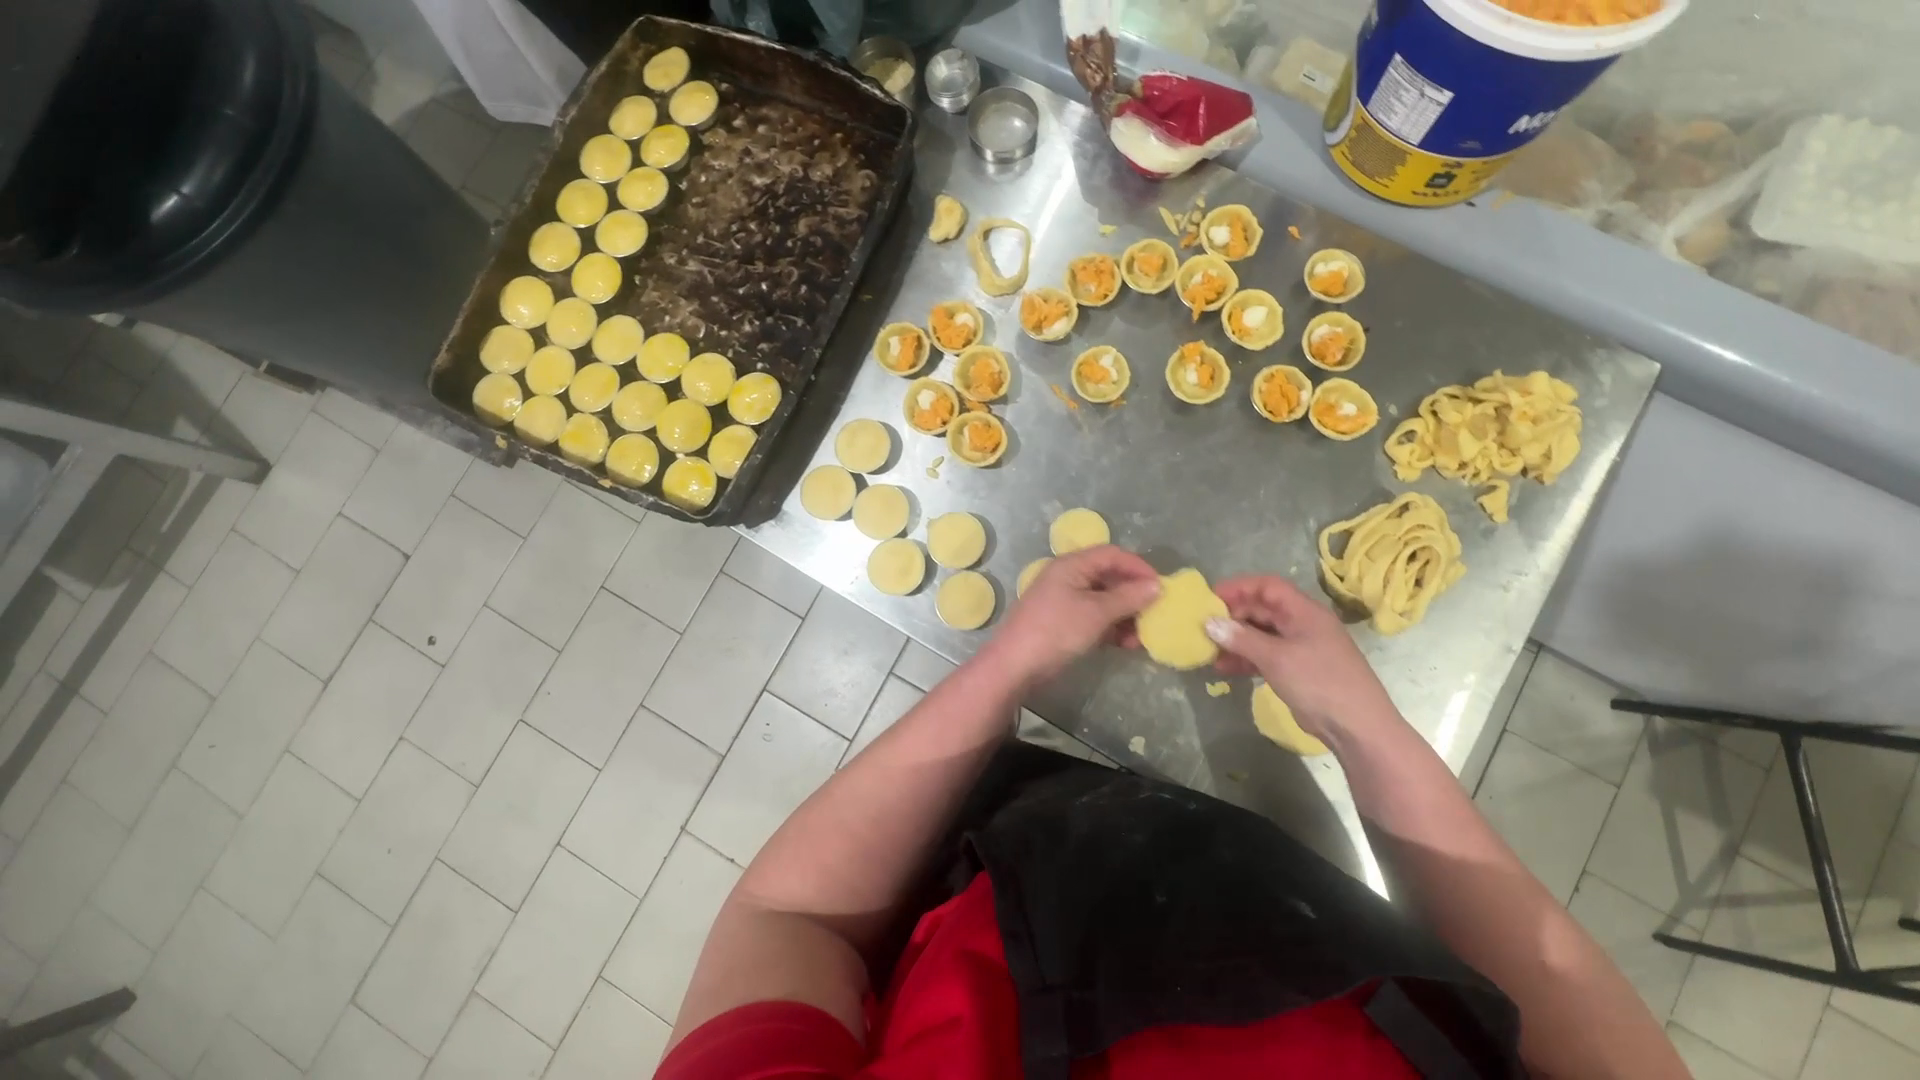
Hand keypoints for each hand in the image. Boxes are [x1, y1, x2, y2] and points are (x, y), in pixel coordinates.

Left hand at [986, 545, 1160, 685]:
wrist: (1014, 666)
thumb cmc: (1056, 631)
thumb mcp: (1096, 613)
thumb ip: (1127, 598)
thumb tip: (1156, 586)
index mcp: (1071, 565)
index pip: (1112, 555)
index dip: (1138, 567)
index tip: (1161, 587)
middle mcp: (1067, 578)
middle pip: (1108, 577)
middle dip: (1134, 595)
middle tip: (1155, 613)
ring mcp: (1063, 601)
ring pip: (1103, 601)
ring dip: (1125, 616)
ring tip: (1143, 636)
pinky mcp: (1062, 624)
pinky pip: (1094, 619)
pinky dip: (1111, 628)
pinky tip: (1127, 644)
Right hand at [1205, 575, 1400, 738]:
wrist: (1356, 726)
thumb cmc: (1319, 682)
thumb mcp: (1277, 658)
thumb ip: (1242, 639)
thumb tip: (1209, 622)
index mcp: (1304, 612)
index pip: (1267, 587)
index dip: (1238, 587)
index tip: (1210, 598)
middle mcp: (1302, 624)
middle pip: (1262, 609)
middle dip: (1233, 616)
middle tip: (1205, 627)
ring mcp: (1299, 648)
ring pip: (1261, 634)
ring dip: (1235, 640)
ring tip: (1209, 650)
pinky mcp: (1296, 670)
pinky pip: (1264, 656)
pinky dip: (1244, 659)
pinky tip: (1223, 668)